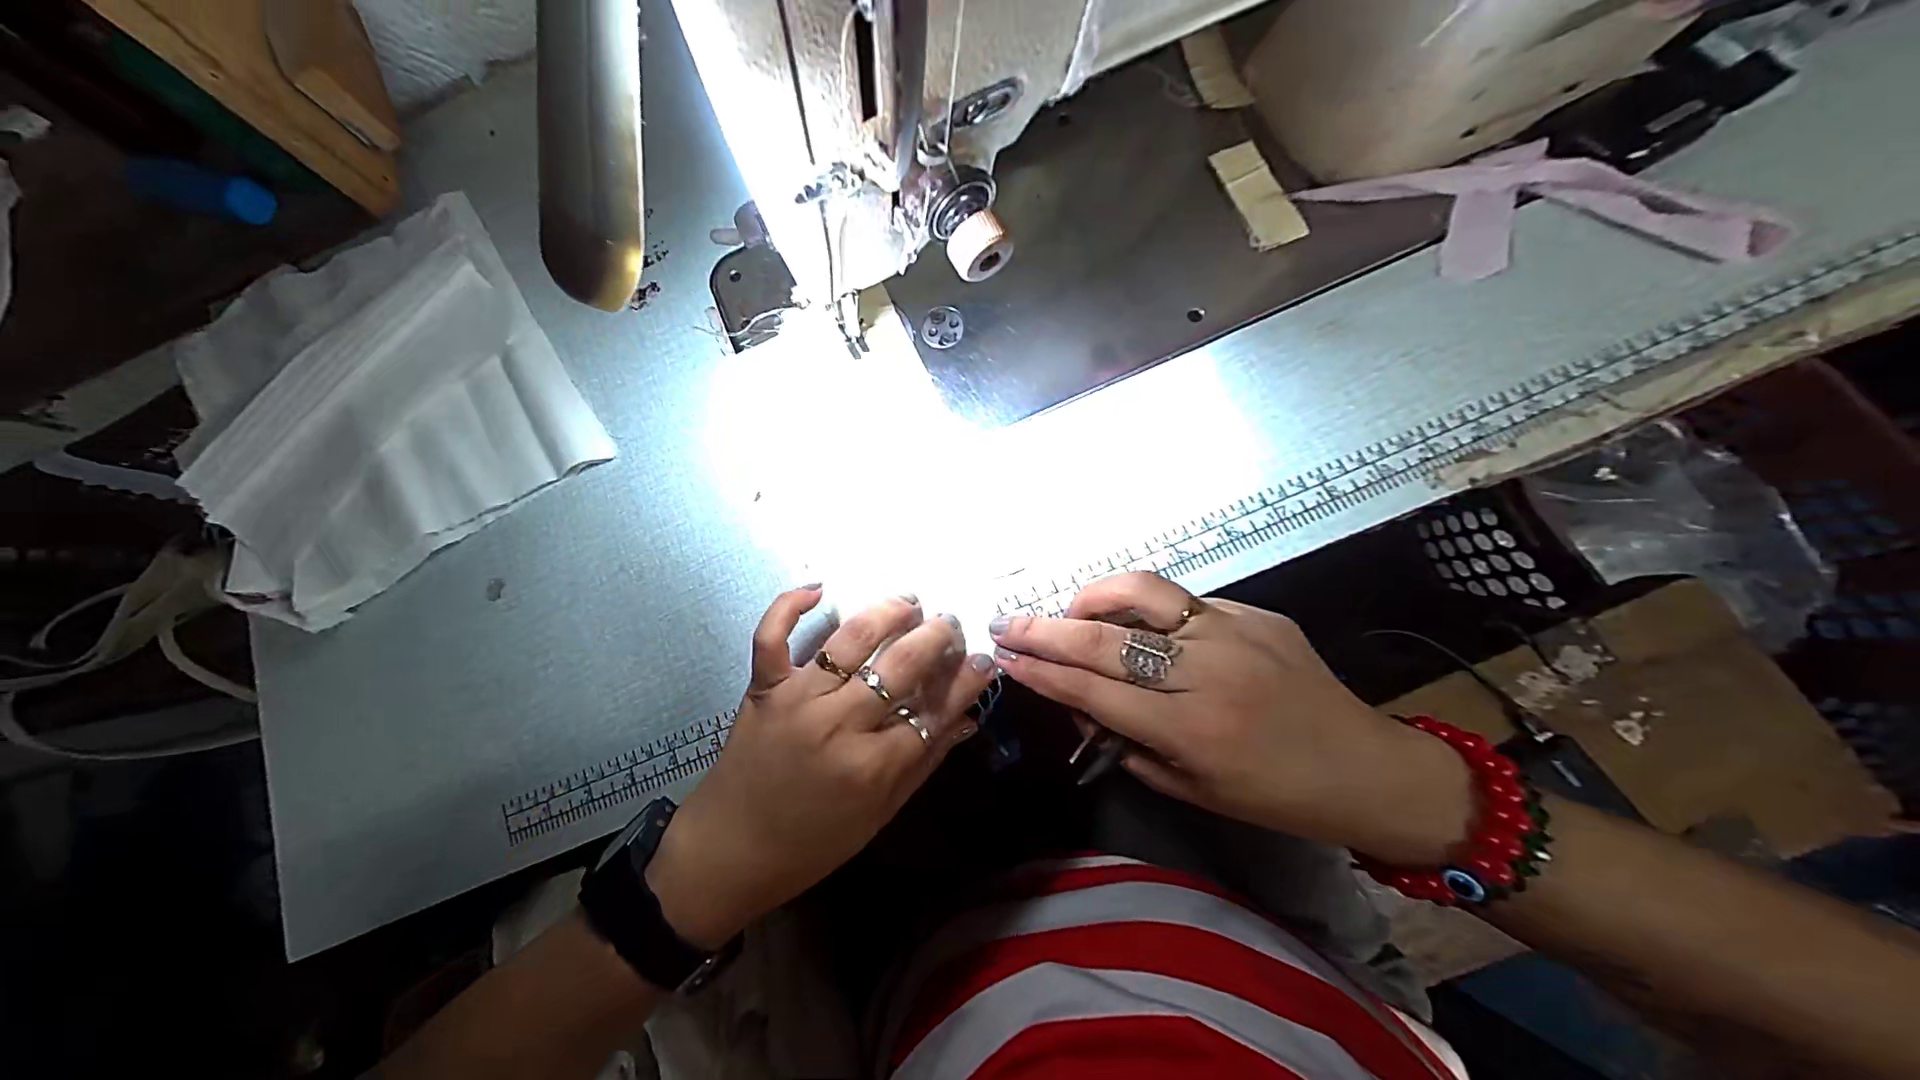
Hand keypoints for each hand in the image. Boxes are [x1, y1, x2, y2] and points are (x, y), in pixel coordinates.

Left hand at [644, 587, 997, 948]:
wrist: (729, 852)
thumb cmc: (812, 843)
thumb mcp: (879, 815)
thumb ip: (923, 763)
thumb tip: (965, 719)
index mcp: (872, 766)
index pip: (934, 711)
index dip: (966, 682)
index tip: (983, 659)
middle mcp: (838, 725)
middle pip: (900, 666)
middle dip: (935, 638)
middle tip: (949, 625)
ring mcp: (797, 700)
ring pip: (850, 640)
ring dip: (887, 613)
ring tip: (909, 602)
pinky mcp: (762, 688)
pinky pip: (771, 636)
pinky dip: (789, 605)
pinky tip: (818, 588)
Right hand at [990, 572, 1474, 864]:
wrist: (1365, 767)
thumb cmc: (1272, 796)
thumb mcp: (1190, 788)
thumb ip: (1127, 745)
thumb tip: (1080, 706)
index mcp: (1191, 730)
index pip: (1094, 692)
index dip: (1042, 673)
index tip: (1005, 658)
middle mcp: (1207, 672)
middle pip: (1107, 639)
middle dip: (1046, 630)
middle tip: (1008, 623)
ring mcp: (1234, 631)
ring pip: (1142, 592)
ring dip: (1092, 597)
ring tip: (1069, 610)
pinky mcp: (1255, 612)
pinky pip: (1182, 600)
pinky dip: (1143, 607)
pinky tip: (1133, 620)